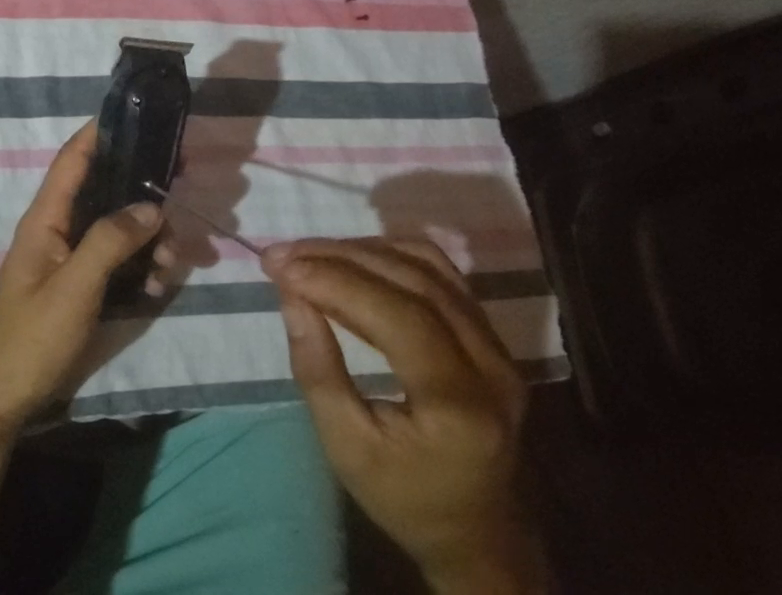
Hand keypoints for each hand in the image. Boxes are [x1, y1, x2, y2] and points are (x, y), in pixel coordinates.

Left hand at [0, 122, 162, 432]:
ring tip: (174, 264)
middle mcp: (58, 231)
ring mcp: (70, 259)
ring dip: (151, 238)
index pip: (71, 162)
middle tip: (183, 184)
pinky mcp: (82, 286)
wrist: (7, 397)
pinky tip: (158, 287)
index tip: (137, 115)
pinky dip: (142, 268)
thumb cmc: (33, 338)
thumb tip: (151, 204)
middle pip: (105, 192)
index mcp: (44, 221)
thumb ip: (110, 241)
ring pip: (119, 230)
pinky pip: (119, 262)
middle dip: (144, 190)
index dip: (98, 133)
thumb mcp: (74, 287)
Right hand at [264, 237, 546, 594]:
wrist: (476, 531)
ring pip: (433, 268)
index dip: (339, 283)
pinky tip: (352, 262)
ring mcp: (500, 348)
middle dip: (343, 258)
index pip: (400, 318)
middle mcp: (492, 365)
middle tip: (283, 253)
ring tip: (311, 254)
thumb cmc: (403, 497)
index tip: (281, 268)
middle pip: (418, 282)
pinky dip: (392, 259)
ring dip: (367, 250)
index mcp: (459, 405)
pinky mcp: (494, 339)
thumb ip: (318, 372)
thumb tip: (291, 297)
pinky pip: (444, 277)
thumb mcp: (346, 449)